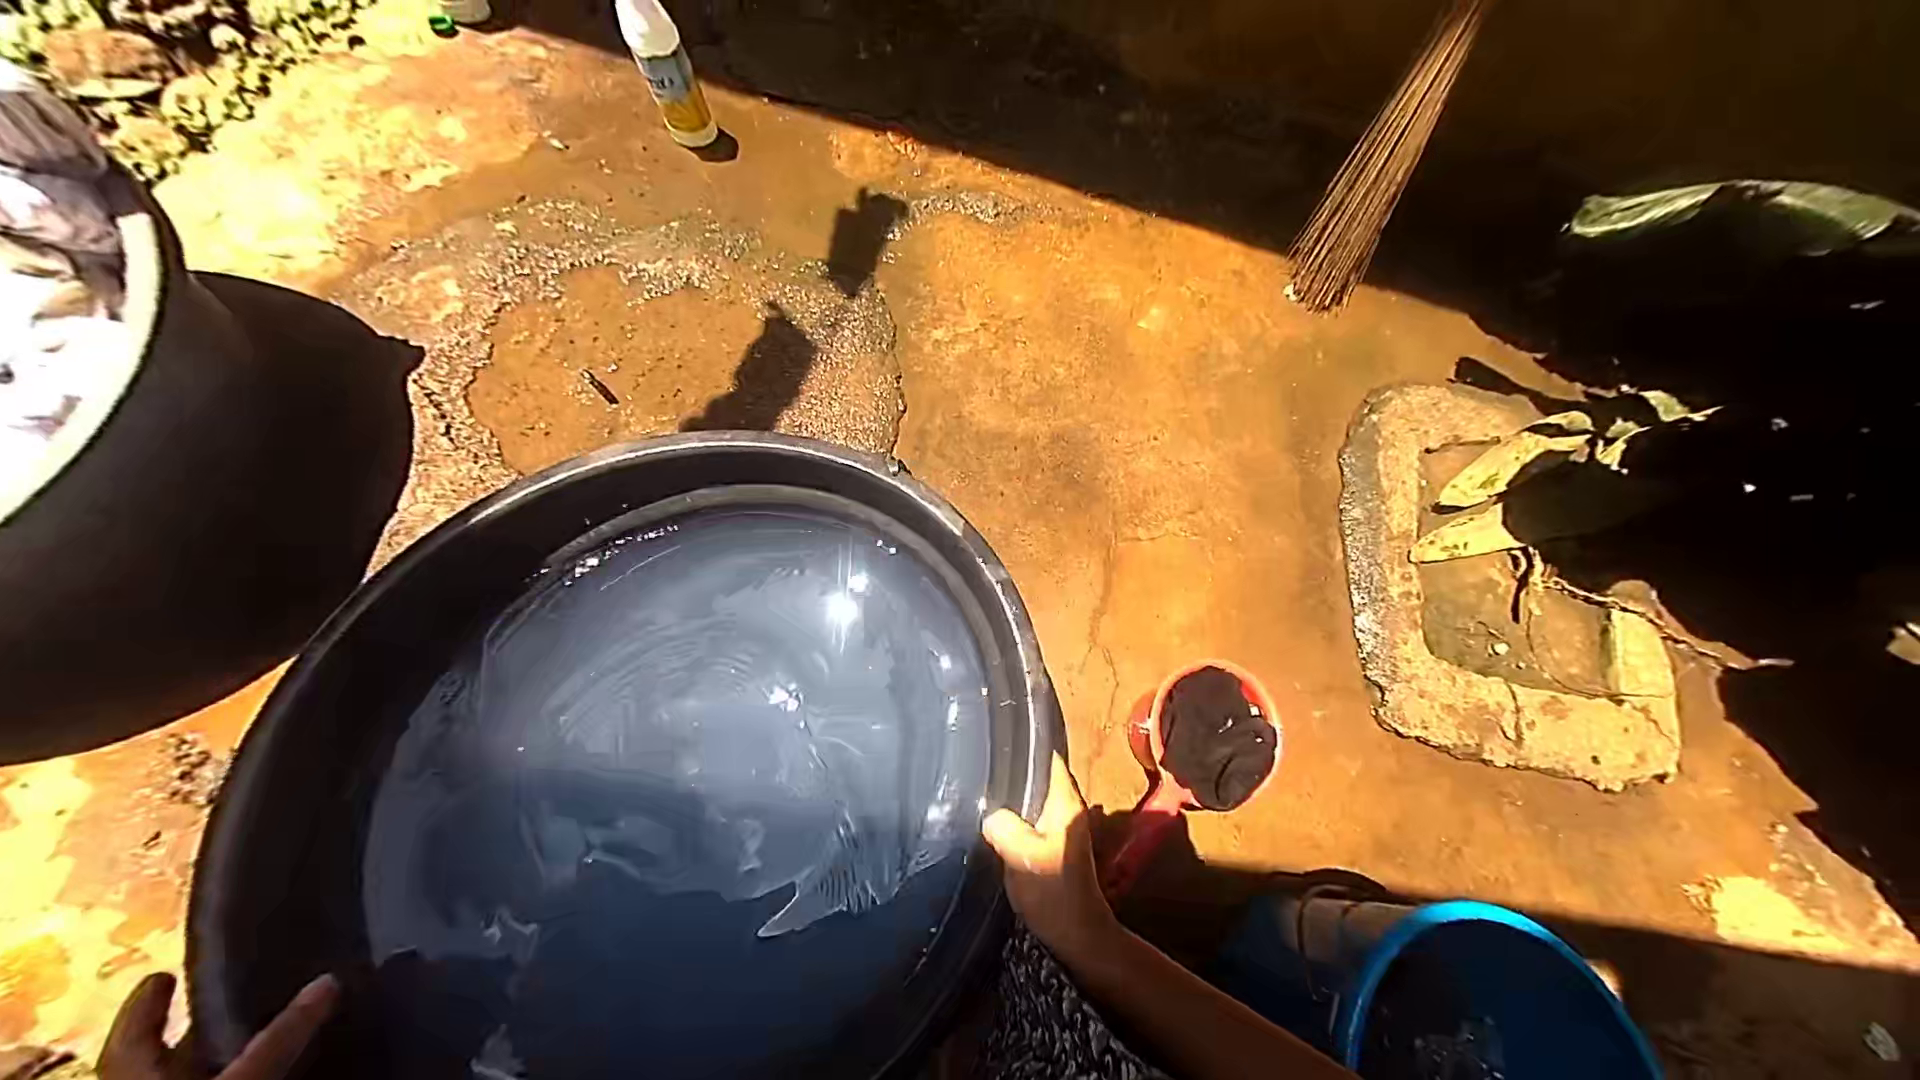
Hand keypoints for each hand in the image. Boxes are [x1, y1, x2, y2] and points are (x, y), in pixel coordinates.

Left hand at [100, 972, 338, 1079]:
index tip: (162, 976)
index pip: (129, 1042)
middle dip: (205, 1027)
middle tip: (249, 986)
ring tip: (283, 1020)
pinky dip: (260, 1072)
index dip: (145, 1009)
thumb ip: (279, 1039)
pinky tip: (294, 1065)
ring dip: (239, 1053)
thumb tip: (329, 980)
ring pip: (209, 1078)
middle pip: (169, 1062)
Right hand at [982, 753, 1118, 962]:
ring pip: (1031, 797)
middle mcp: (1067, 807)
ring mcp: (1061, 825)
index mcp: (1065, 801)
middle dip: (1011, 768)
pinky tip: (991, 820)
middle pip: (1037, 774)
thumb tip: (988, 812)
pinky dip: (1012, 814)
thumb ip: (1003, 826)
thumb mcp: (1022, 856)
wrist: (1078, 937)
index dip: (1024, 742)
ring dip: (1011, 794)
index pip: (1048, 756)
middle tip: (978, 762)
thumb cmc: (1054, 894)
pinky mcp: (1051, 843)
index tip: (996, 737)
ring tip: (979, 788)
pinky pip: (1028, 816)